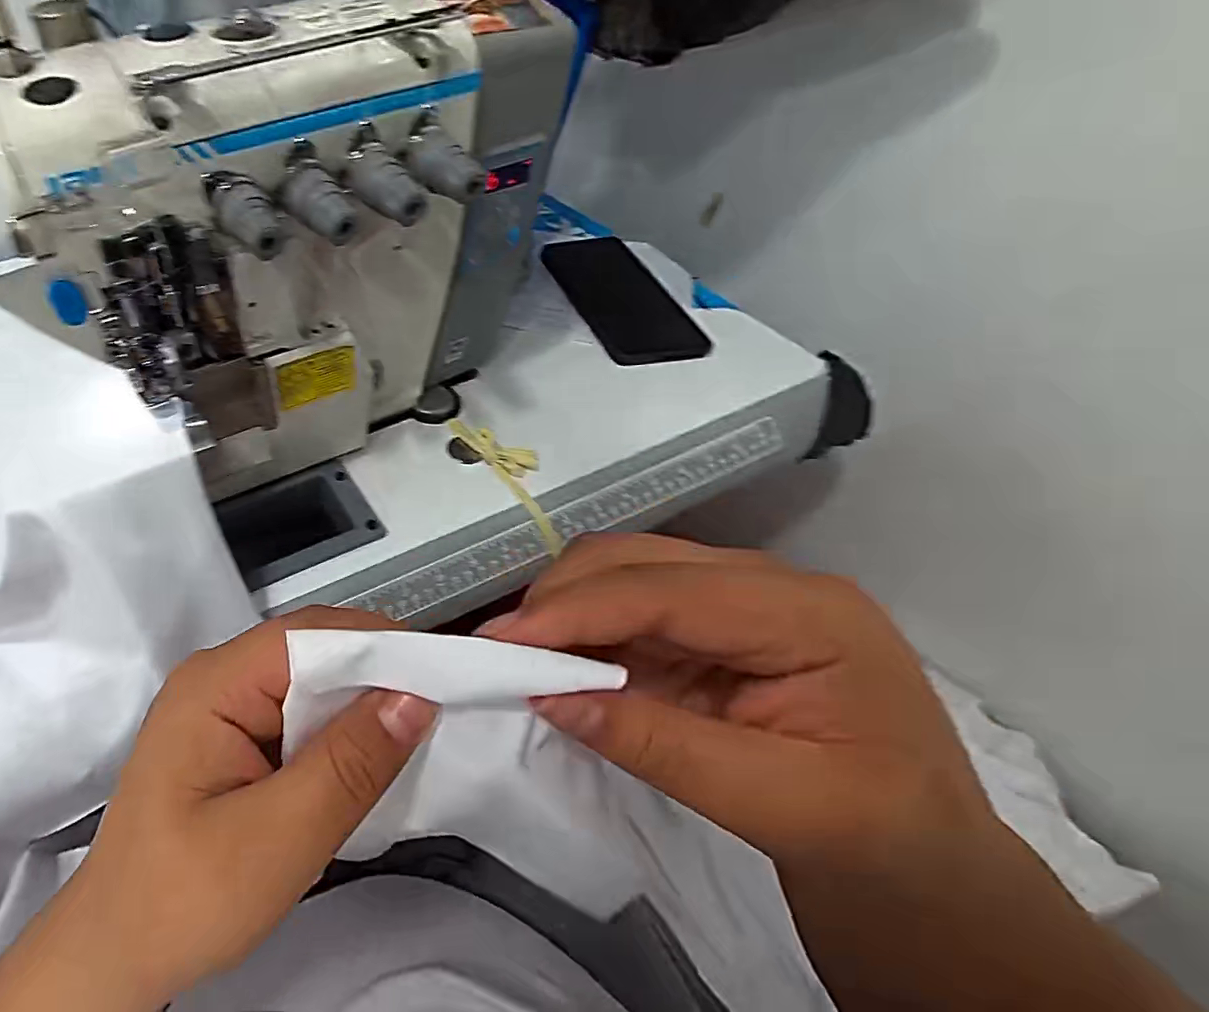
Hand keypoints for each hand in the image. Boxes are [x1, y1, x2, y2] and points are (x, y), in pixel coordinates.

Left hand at [0, 607, 436, 1011]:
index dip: (373, 644)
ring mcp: (217, 707)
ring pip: (303, 682)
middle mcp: (212, 680)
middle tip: (435, 709)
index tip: (439, 673)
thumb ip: (349, 763)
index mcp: (212, 685)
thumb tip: (413, 696)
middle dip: (370, 673)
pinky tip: (361, 755)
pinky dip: (331, 729)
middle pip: (305, 650)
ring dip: (354, 704)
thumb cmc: (185, 898)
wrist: (117, 951)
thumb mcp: (280, 836)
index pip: (304, 636)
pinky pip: (291, 712)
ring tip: (410, 732)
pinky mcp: (227, 737)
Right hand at [486, 534, 1199, 1011]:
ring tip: (523, 652)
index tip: (501, 639)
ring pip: (621, 568)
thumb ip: (655, 743)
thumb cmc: (871, 836)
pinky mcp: (707, 620)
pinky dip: (581, 624)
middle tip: (502, 648)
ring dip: (564, 605)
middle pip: (635, 558)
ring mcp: (737, 596)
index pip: (666, 590)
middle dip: (559, 597)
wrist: (919, 861)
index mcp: (808, 615)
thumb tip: (547, 698)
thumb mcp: (770, 802)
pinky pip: (625, 602)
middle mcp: (769, 584)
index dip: (575, 610)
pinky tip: (558, 655)